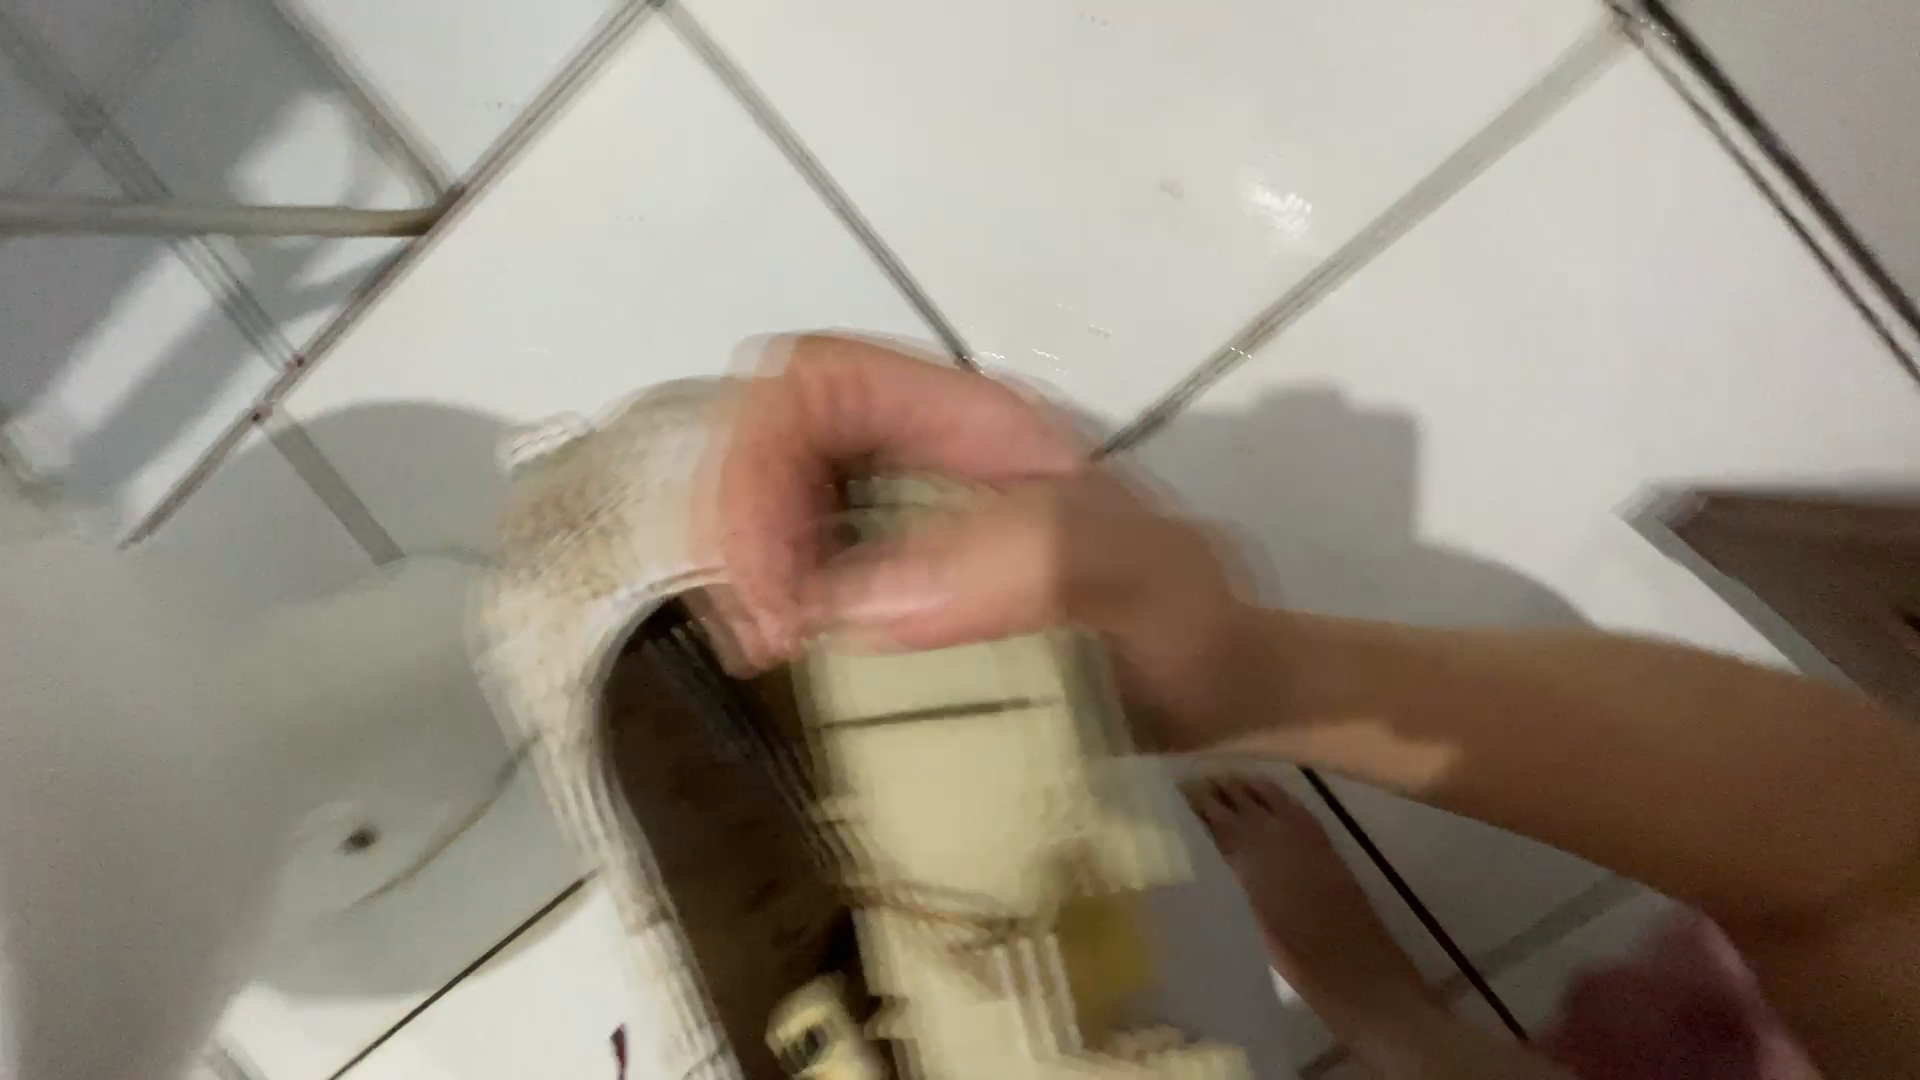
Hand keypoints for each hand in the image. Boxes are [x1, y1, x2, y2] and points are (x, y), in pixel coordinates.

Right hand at [708, 334, 1264, 749]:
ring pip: (772, 495)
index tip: (780, 588)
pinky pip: (796, 560)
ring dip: (741, 560)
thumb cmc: (1185, 623)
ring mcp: (901, 513)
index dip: (764, 460)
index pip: (821, 381)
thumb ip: (1038, 560)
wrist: (1207, 681)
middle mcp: (922, 453)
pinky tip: (788, 649)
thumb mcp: (1144, 581)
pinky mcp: (893, 575)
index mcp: (972, 422)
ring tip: (766, 646)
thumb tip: (867, 601)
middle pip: (774, 434)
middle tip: (763, 633)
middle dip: (737, 518)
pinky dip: (768, 594)